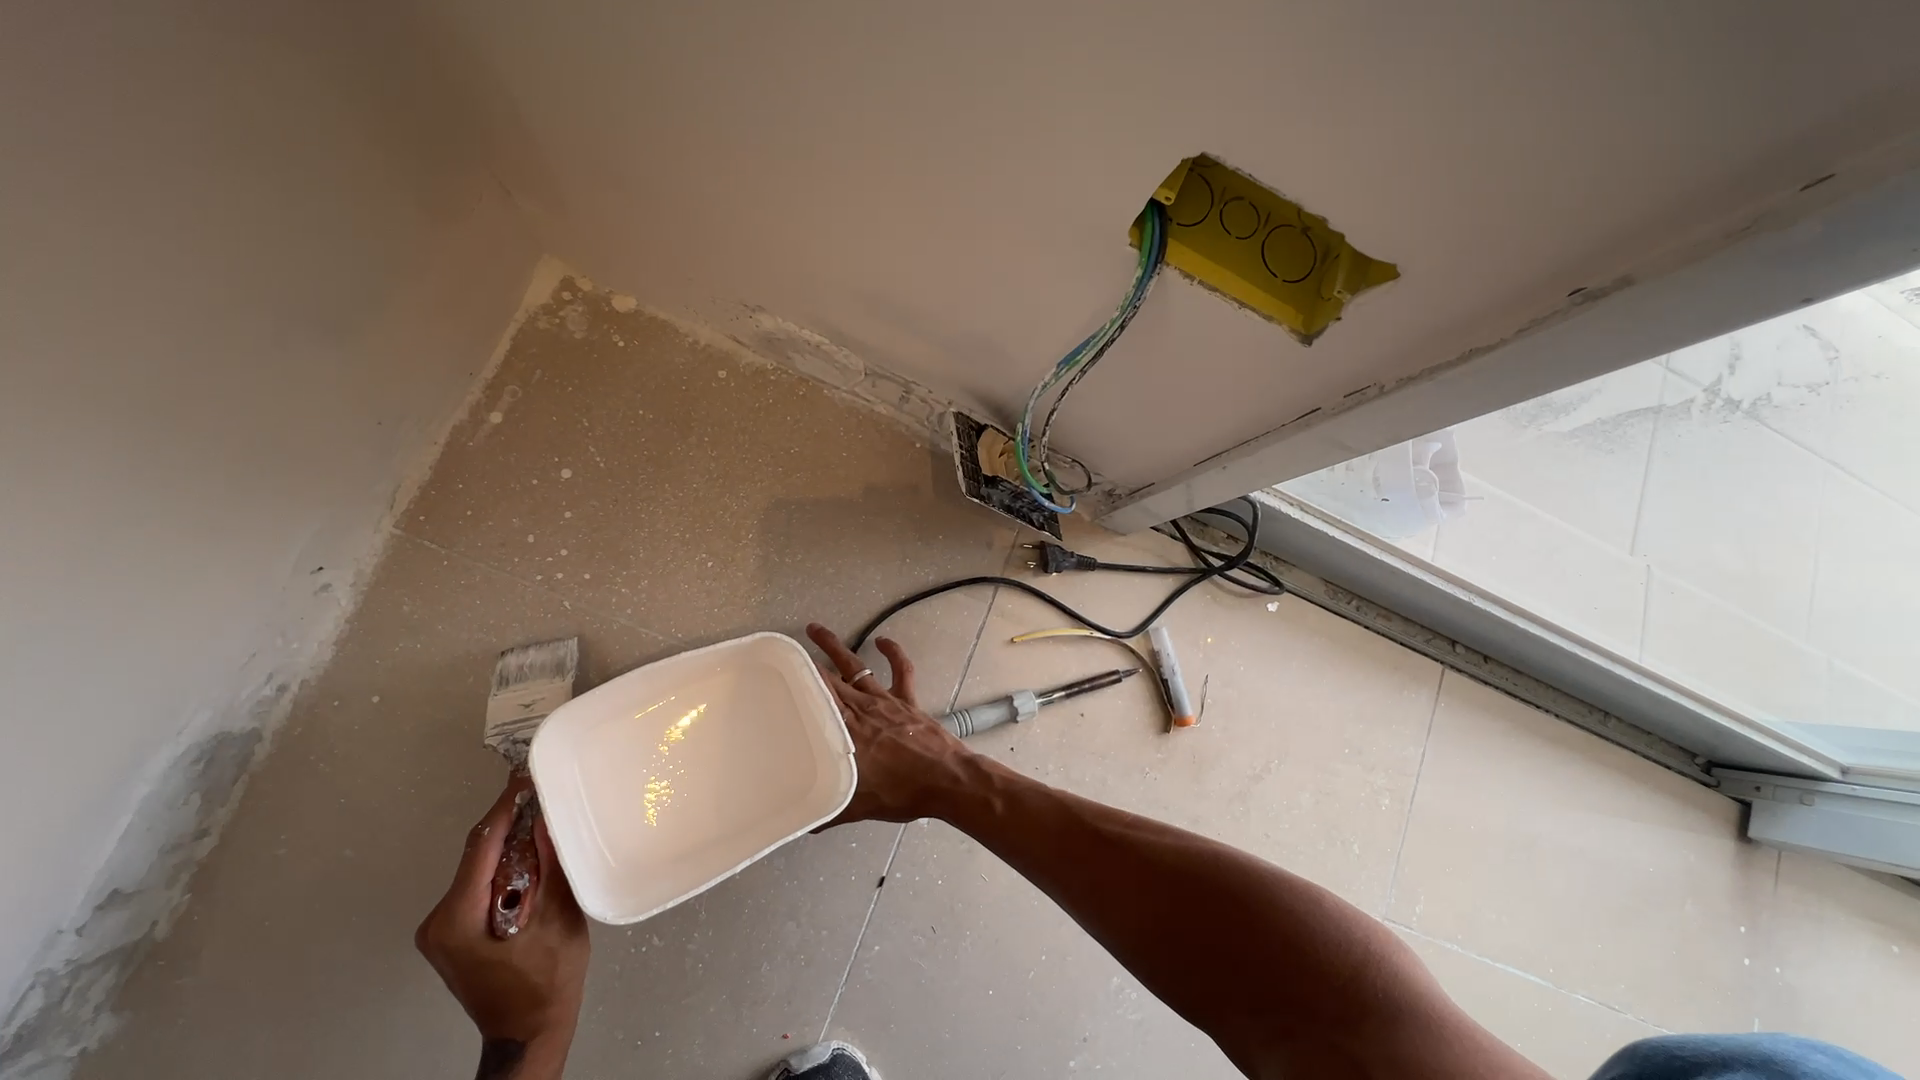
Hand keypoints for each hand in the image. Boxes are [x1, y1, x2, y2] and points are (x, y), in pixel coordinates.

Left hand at [416, 779, 590, 1075]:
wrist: (527, 1031)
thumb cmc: (548, 982)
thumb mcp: (559, 918)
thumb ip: (549, 867)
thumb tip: (544, 821)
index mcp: (458, 917)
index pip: (481, 845)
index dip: (505, 807)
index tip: (525, 778)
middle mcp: (437, 921)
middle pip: (476, 855)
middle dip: (509, 825)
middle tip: (542, 797)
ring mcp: (438, 930)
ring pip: (476, 870)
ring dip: (507, 848)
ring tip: (543, 827)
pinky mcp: (449, 935)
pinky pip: (475, 888)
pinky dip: (501, 871)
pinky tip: (529, 864)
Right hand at [806, 623, 977, 823]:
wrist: (946, 781)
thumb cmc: (900, 793)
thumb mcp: (856, 808)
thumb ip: (827, 812)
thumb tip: (801, 824)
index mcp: (844, 730)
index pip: (815, 699)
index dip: (796, 683)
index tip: (776, 673)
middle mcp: (861, 708)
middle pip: (829, 679)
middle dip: (807, 663)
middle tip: (787, 653)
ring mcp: (886, 700)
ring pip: (855, 667)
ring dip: (835, 647)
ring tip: (816, 630)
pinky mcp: (908, 700)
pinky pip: (900, 670)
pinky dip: (892, 652)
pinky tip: (882, 640)